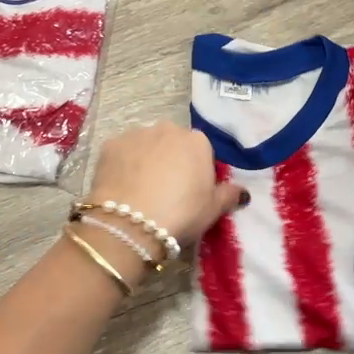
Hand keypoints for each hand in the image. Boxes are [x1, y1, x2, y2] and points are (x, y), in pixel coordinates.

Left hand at [86, 122, 245, 247]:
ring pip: (146, 145)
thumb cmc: (180, 214)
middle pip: (172, 143)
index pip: (201, 151)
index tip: (190, 192)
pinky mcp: (110, 144)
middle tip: (166, 191)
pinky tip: (122, 186)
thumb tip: (242, 191)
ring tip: (141, 190)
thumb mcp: (213, 210)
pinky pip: (122, 152)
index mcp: (197, 141)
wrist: (129, 224)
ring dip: (146, 160)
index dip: (196, 171)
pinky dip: (123, 164)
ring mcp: (136, 134)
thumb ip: (230, 195)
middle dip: (171, 160)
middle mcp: (167, 129)